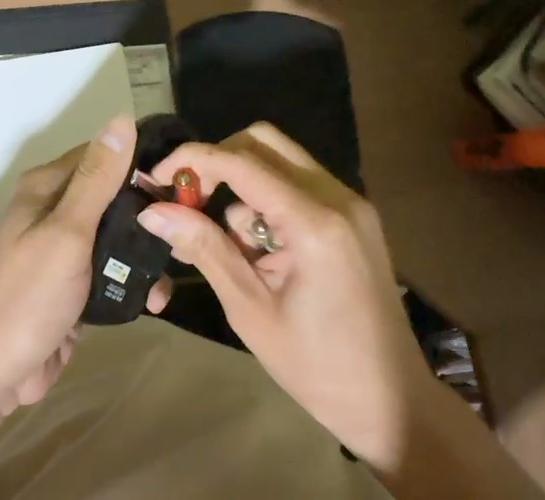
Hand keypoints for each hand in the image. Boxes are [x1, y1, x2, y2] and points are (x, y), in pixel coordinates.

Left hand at [0, 116, 168, 412]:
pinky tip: (156, 300)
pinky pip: (109, 274)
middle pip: (111, 198)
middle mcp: (51, 211)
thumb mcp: (68, 232)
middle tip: (187, 231)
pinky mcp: (71, 287)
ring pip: (115, 238)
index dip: (139, 164)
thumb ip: (97, 179)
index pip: (101, 156)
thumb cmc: (28, 295)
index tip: (183, 180)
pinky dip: (132, 284)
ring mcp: (61, 251)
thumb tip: (122, 119)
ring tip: (175, 271)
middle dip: (147, 214)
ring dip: (143, 254)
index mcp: (45, 188)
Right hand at [136, 123, 432, 461]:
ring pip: (281, 159)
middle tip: (189, 199)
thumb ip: (203, 249)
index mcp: (314, 222)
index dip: (192, 160)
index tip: (157, 178)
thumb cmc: (316, 365)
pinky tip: (256, 246)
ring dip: (242, 184)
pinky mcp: (354, 217)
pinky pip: (299, 183)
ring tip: (227, 242)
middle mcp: (337, 198)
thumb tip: (152, 211)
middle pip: (263, 141)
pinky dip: (268, 198)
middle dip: (218, 161)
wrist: (392, 401)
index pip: (240, 162)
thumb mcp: (249, 309)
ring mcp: (351, 205)